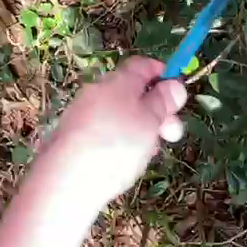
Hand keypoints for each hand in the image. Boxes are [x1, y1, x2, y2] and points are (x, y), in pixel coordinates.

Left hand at [32, 57, 186, 213]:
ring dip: (142, 128)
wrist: (67, 181)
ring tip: (148, 152)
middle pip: (134, 92)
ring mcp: (84, 115)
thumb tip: (174, 83)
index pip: (143, 65)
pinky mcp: (76, 137)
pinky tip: (127, 161)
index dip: (164, 75)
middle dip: (158, 110)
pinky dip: (123, 140)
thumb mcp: (150, 121)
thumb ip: (163, 101)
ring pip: (122, 114)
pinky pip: (108, 131)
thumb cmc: (117, 145)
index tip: (179, 95)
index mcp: (118, 81)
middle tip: (171, 135)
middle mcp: (98, 92)